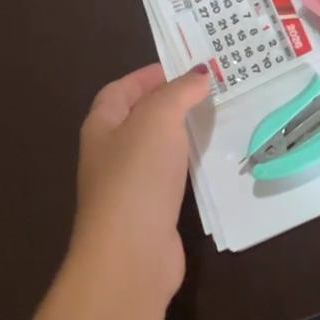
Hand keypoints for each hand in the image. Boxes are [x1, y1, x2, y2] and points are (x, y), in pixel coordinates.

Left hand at [69, 62, 211, 299]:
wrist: (131, 253)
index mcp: (101, 126)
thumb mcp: (158, 119)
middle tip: (209, 88)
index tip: (186, 66)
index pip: (120, 89)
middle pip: (138, 116)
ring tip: (217, 117)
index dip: (148, 75)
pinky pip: (171, 174)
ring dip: (182, 132)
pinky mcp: (150, 210)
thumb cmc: (137, 176)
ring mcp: (128, 184)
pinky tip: (212, 159)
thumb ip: (179, 91)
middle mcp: (109, 153)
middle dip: (170, 101)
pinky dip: (189, 162)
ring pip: (157, 146)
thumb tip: (199, 74)